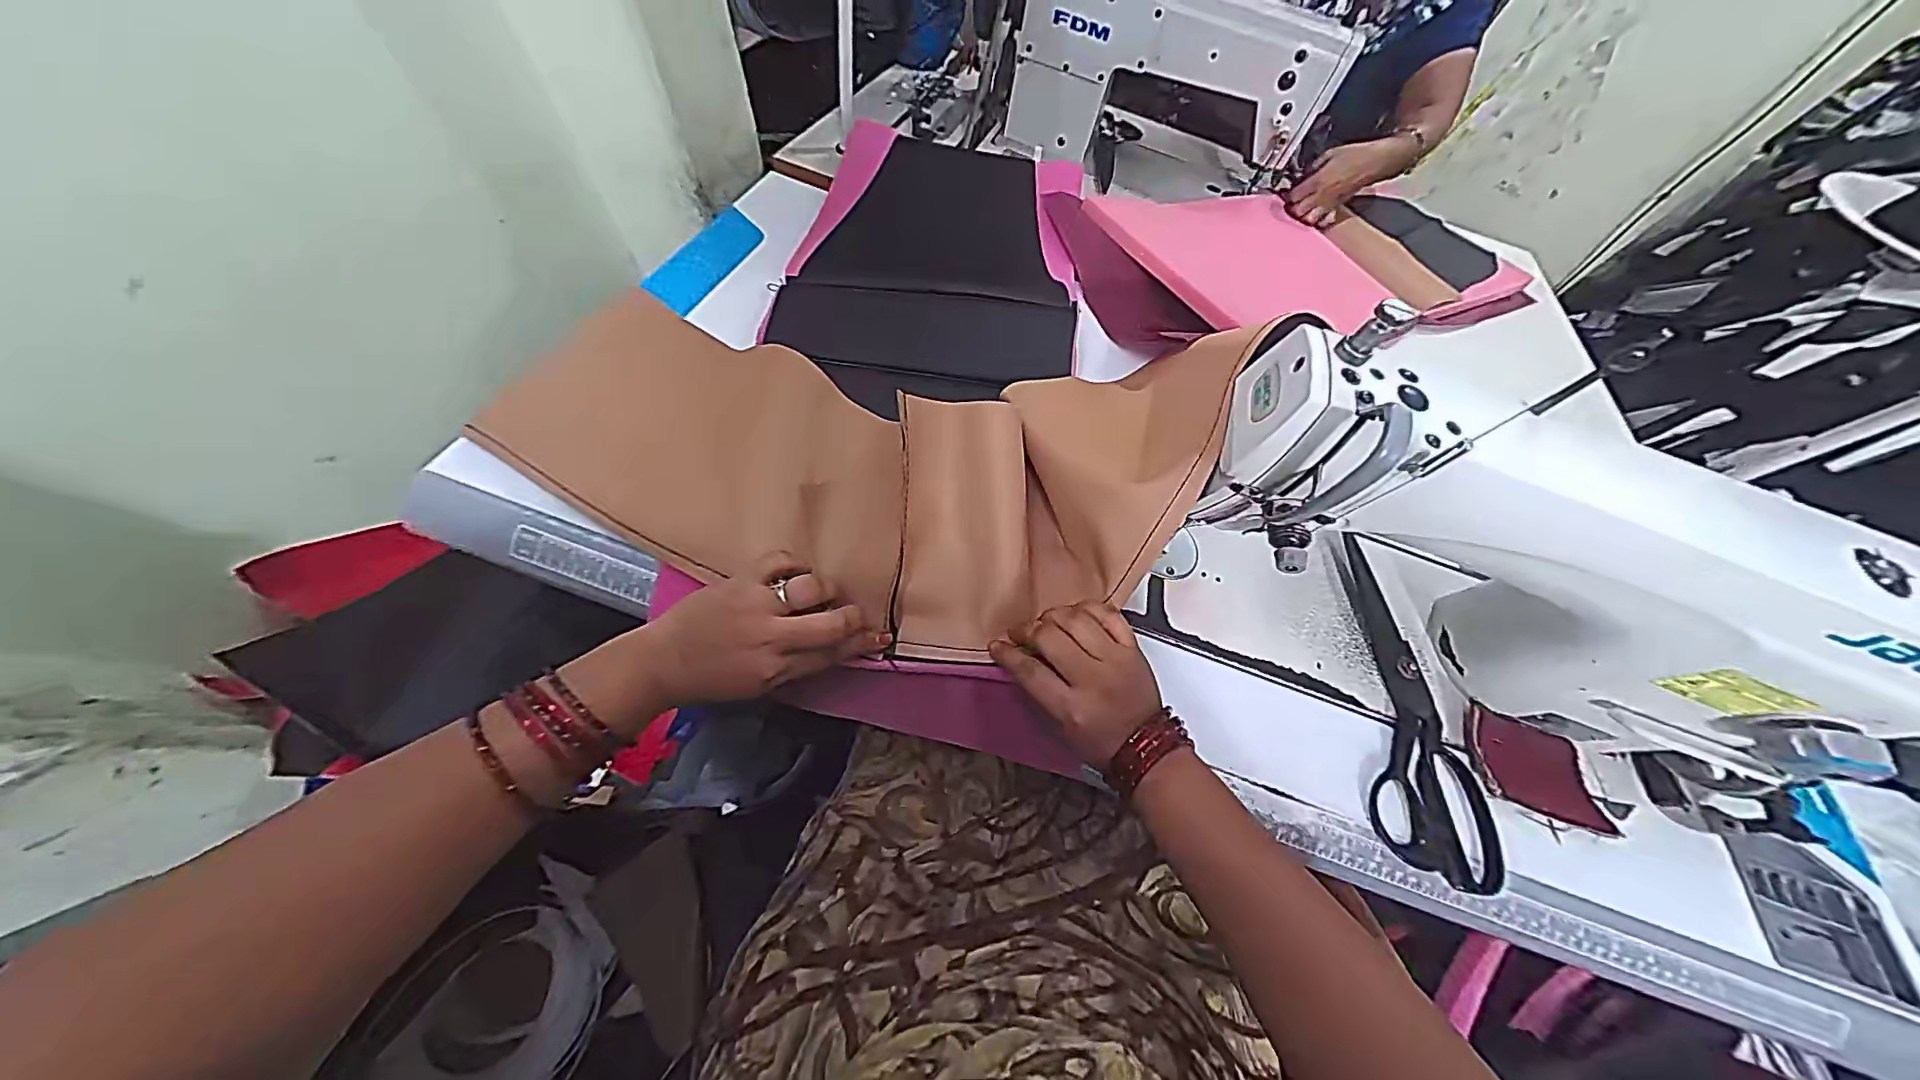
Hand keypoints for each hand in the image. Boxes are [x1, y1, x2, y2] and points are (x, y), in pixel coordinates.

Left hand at [629, 551, 887, 709]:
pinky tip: (795, 573)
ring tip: (821, 593)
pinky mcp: (741, 580)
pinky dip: (795, 564)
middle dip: (854, 616)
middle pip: (832, 622)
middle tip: (856, 613)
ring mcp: (757, 605)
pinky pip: (781, 561)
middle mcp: (772, 637)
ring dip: (826, 589)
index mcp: (778, 669)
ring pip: (813, 587)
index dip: (863, 644)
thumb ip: (797, 666)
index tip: (880, 636)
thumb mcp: (760, 686)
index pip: (833, 654)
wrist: (663, 661)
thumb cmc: (713, 679)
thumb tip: (833, 648)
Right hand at [989, 602, 1164, 768]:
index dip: (1007, 654)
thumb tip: (1017, 660)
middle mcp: (1094, 679)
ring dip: (1053, 615)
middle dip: (1027, 630)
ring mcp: (1116, 660)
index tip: (997, 646)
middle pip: (1050, 637)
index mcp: (1072, 707)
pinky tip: (1076, 613)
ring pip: (1077, 619)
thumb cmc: (1101, 741)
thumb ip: (1037, 693)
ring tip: (1046, 622)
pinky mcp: (1132, 648)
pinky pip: (1108, 614)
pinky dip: (1087, 609)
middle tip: (1020, 633)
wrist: (1146, 746)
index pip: (1030, 670)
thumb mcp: (1059, 728)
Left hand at [1285, 137, 1415, 227]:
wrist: (1376, 161)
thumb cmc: (1356, 155)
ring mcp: (1330, 204)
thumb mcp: (1330, 154)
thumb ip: (1313, 166)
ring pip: (1308, 220)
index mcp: (1318, 181)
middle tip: (1290, 203)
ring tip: (1299, 210)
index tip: (1284, 192)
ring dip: (1301, 216)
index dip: (1286, 195)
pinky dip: (1315, 220)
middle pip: (1297, 212)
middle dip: (1290, 208)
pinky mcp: (1337, 207)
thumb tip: (1303, 174)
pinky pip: (1322, 220)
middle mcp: (1322, 196)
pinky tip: (1313, 215)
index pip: (1293, 195)